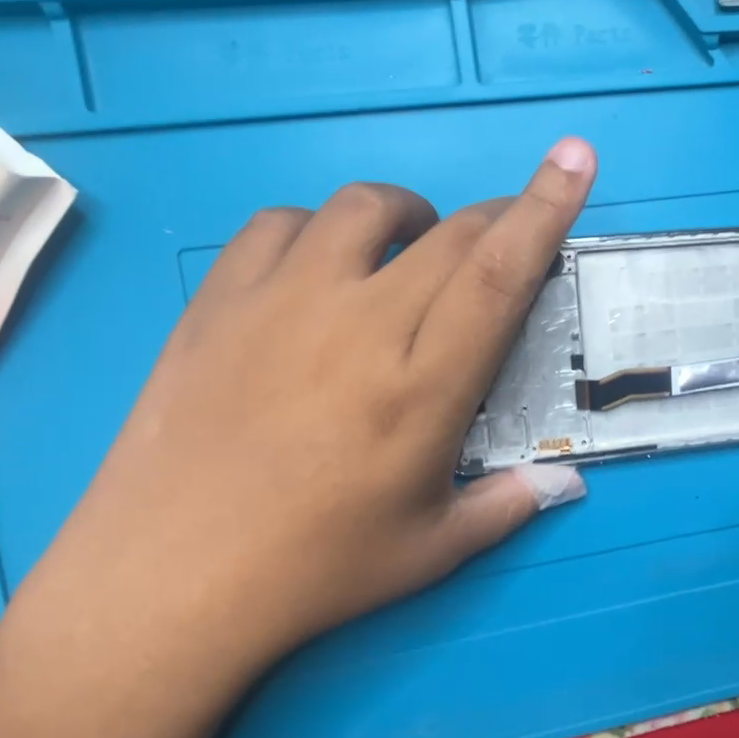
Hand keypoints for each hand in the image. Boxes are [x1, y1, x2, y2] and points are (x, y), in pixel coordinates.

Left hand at [21, 137, 598, 673]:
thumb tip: (569, 482)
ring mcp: (283, 303)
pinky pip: (278, 225)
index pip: (498, 274)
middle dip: (498, 214)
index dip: (544, 209)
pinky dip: (317, 229)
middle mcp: (361, 325)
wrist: (164, 581)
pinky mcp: (220, 302)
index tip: (574, 156)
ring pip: (363, 208)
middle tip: (508, 233)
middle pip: (449, 234)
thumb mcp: (432, 550)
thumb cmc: (314, 569)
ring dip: (409, 216)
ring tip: (411, 251)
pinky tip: (320, 267)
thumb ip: (511, 503)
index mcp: (424, 385)